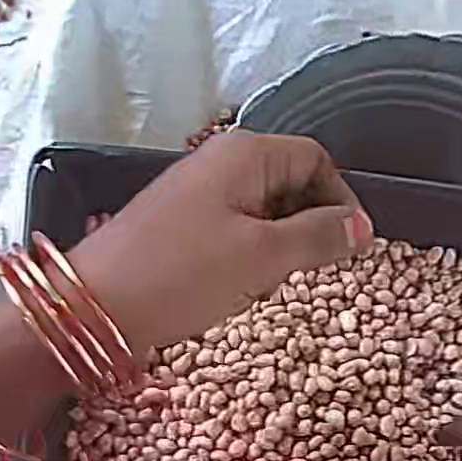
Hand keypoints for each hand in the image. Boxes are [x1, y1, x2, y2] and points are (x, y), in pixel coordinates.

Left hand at [72, 131, 374, 352]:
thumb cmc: (181, 274)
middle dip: (311, 226)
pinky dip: (253, 256)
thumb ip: (317, 238)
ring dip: (282, 247)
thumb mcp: (260, 256)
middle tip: (312, 271)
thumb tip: (365, 228)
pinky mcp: (185, 227)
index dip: (342, 201)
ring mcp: (200, 195)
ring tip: (274, 283)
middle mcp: (222, 164)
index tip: (354, 247)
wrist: (96, 305)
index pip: (316, 161)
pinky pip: (237, 232)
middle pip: (292, 184)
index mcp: (244, 155)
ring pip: (266, 213)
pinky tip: (244, 287)